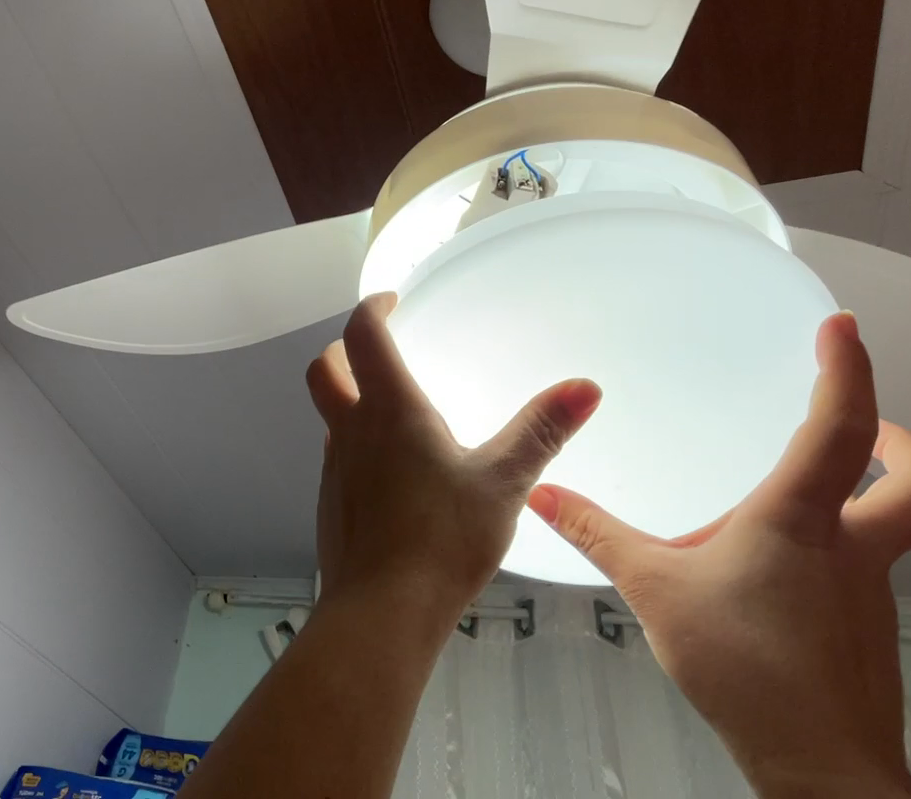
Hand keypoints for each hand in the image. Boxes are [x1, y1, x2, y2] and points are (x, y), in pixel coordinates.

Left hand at [307, 293, 601, 619]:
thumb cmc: (444, 539)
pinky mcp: (329, 502)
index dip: (371, 308)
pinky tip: (389, 472)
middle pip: (324, 370)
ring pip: (328, 414)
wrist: (383, 610)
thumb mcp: (503, 483)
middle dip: (343, 349)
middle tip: (375, 348)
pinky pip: (337, 455)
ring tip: (391, 410)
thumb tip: (586, 386)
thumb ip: (539, 432)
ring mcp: (333, 467)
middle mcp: (351, 430)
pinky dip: (355, 443)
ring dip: (348, 397)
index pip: (362, 335)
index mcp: (389, 410)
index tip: (390, 300)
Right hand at [527, 312, 910, 798]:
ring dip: (856, 501)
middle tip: (868, 423)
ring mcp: (868, 590)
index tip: (842, 328)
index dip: (849, 371)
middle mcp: (849, 548)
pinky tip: (770, 575)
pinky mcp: (864, 626)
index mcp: (799, 521)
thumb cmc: (746, 671)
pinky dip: (826, 552)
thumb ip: (596, 533)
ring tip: (783, 505)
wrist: (818, 768)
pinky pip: (856, 571)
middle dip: (904, 442)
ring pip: (889, 529)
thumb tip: (542, 495)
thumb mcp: (654, 588)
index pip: (841, 429)